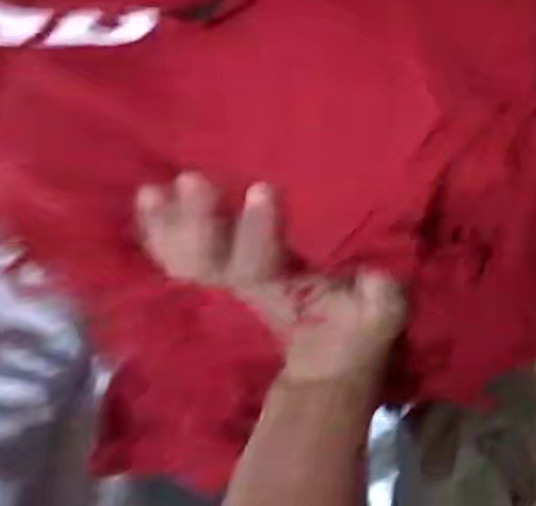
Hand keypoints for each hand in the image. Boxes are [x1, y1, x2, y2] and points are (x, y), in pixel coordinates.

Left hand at [135, 173, 406, 384]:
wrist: (332, 357)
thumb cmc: (363, 325)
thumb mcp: (383, 312)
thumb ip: (380, 292)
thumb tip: (375, 270)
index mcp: (286, 289)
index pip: (260, 263)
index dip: (257, 229)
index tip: (261, 187)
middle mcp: (250, 283)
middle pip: (207, 260)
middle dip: (196, 221)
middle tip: (191, 178)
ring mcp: (235, 279)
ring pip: (186, 259)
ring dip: (167, 225)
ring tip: (152, 188)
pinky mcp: (232, 271)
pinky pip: (185, 254)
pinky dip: (162, 231)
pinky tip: (152, 200)